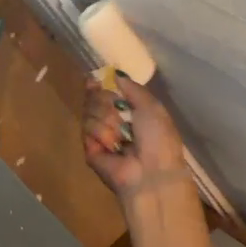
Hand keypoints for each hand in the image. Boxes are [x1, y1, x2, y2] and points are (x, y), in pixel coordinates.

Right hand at [82, 72, 190, 203]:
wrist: (150, 171)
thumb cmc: (158, 139)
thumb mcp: (152, 107)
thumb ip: (134, 89)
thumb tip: (117, 74)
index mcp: (131, 113)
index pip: (108, 94)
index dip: (100, 86)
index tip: (93, 80)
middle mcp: (113, 124)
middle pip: (95, 100)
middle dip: (103, 100)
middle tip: (116, 109)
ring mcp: (100, 137)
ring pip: (89, 112)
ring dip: (106, 118)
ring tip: (120, 134)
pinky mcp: (89, 149)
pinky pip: (86, 128)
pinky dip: (101, 132)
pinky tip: (112, 143)